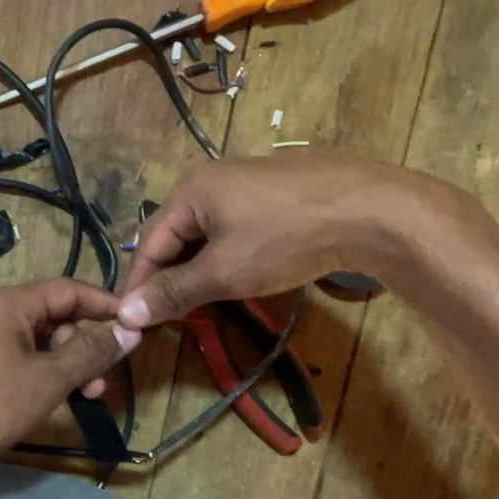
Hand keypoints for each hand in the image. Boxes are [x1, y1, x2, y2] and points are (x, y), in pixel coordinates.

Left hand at [0, 279, 139, 475]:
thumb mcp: (48, 380)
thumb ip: (90, 353)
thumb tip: (129, 332)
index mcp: (9, 303)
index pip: (69, 289)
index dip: (105, 305)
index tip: (133, 325)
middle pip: (54, 315)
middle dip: (85, 344)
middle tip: (105, 377)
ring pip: (37, 339)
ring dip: (66, 362)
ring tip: (87, 394)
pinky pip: (17, 354)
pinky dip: (41, 370)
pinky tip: (55, 395)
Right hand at [118, 154, 475, 328]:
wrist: (371, 210)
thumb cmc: (285, 239)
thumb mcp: (223, 272)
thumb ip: (173, 292)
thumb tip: (127, 313)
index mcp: (191, 190)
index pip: (148, 243)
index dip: (139, 284)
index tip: (131, 320)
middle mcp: (212, 179)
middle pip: (174, 235)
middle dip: (166, 276)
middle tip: (163, 314)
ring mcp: (246, 183)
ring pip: (204, 233)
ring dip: (194, 269)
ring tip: (194, 303)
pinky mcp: (274, 194)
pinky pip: (231, 228)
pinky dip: (221, 257)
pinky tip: (231, 278)